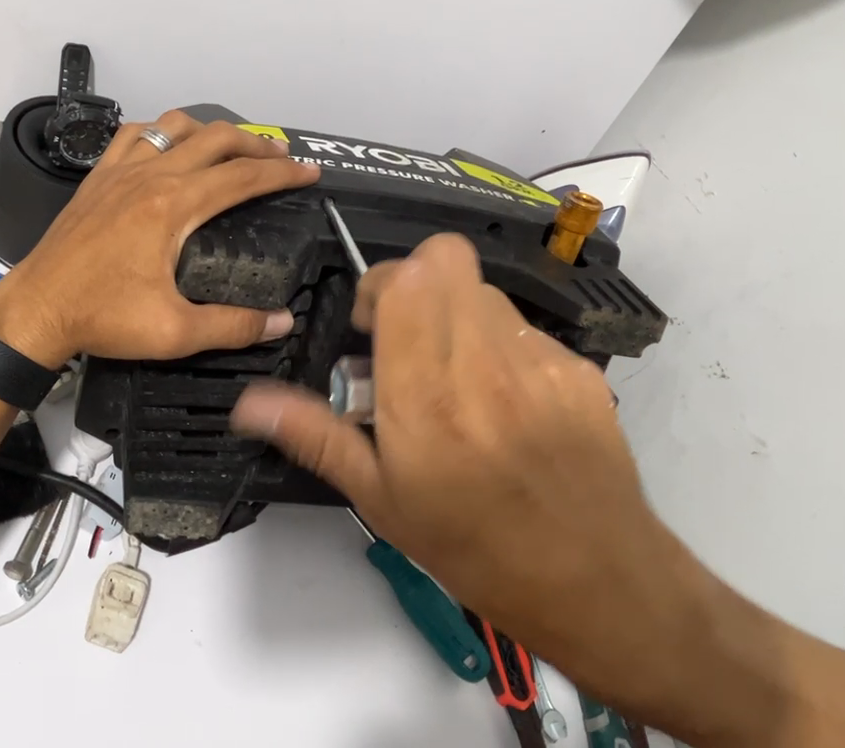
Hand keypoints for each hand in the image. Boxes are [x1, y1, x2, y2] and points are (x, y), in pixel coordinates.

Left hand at [0, 111, 320, 367]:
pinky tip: (167, 148)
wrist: (36, 310)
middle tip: (282, 158)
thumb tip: (282, 321)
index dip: (282, 173)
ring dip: (210, 131)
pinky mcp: (96, 178)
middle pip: (215, 139)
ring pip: (174, 126)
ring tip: (231, 148)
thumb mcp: (175, 331)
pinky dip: (161, 132)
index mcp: (172, 206)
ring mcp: (118, 171)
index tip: (309, 172)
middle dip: (256, 145)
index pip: (241, 177)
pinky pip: (134, 135)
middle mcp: (149, 176)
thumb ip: (234, 325)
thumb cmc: (101, 318)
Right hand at [228, 233, 701, 710]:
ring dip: (458, 315)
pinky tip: (506, 403)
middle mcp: (484, 364)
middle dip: (416, 283)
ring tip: (457, 377)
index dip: (381, 284)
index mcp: (426, 396)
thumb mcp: (381, 500)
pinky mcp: (580, 370)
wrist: (595, 583)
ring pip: (486, 292)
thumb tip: (249, 403)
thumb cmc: (472, 548)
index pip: (407, 278)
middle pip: (447, 260)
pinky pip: (526, 329)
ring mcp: (540, 362)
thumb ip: (316, 435)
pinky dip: (503, 347)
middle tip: (407, 337)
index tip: (371, 327)